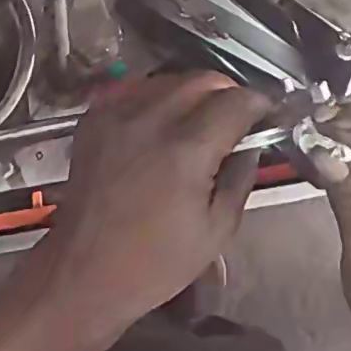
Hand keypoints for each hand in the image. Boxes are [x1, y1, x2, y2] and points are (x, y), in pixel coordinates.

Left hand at [32, 72, 271, 340]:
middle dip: (229, 92)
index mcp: (186, 151)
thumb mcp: (217, 231)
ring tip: (203, 119)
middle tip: (238, 117)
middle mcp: (151, 121)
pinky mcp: (95, 119)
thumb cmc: (154, 262)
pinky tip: (164, 122)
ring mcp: (118, 115)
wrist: (81, 272)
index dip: (260, 104)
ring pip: (171, 78)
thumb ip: (241, 177)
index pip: (236, 102)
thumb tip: (252, 144)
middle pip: (204, 80)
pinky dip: (158, 97)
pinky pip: (137, 89)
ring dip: (195, 92)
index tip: (268, 114)